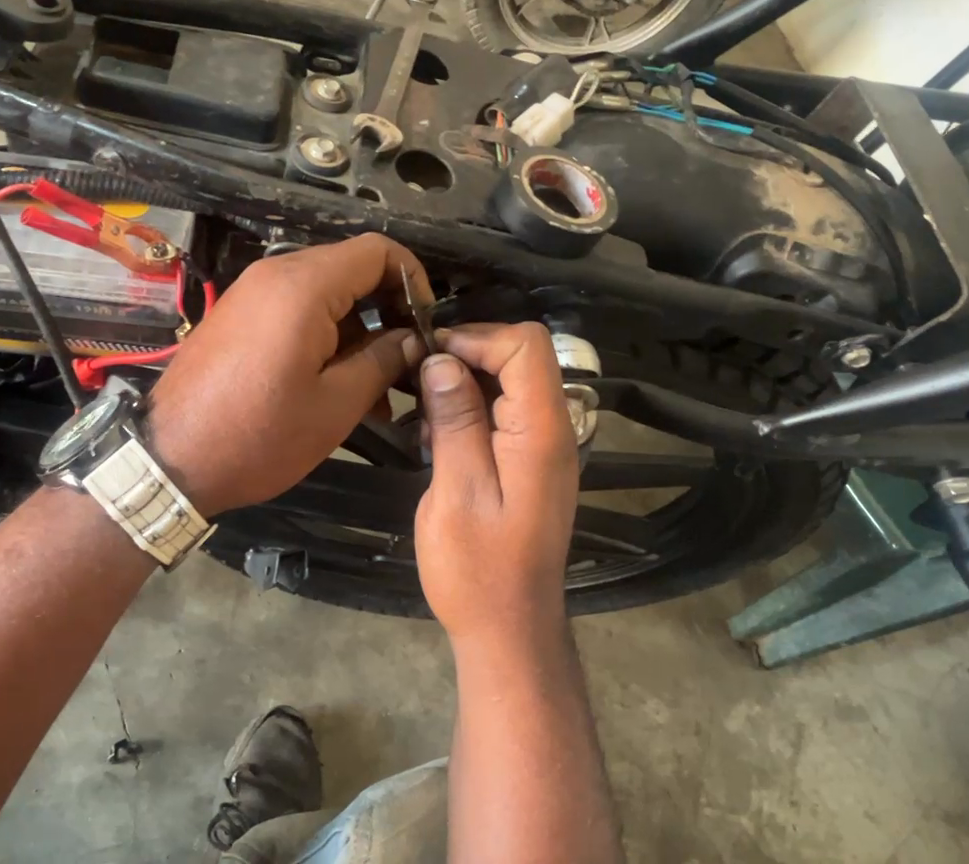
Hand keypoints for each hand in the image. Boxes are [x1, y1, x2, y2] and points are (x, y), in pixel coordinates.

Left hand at [146, 234, 429, 516]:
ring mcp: (252, 292)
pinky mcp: (239, 315)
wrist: (169, 460)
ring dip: (358, 329)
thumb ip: (383, 360)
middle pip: (351, 269)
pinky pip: (295, 309)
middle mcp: (276, 274)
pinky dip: (325, 335)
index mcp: (304, 286)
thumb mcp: (335, 405)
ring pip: (325, 292)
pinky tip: (337, 384)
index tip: (427, 325)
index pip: (378, 250)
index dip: (413, 280)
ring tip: (377, 388)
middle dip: (388, 308)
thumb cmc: (258, 436)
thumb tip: (412, 338)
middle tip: (407, 360)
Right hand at [413, 323, 579, 646]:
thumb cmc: (477, 569)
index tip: (429, 358)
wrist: (508, 631)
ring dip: (462, 387)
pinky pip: (503, 416)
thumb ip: (456, 421)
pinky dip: (468, 414)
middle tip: (416, 384)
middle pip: (520, 359)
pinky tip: (435, 440)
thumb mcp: (457, 491)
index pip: (525, 346)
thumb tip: (442, 361)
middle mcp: (552, 432)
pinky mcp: (528, 466)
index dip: (475, 338)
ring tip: (420, 417)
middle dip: (465, 358)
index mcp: (541, 432)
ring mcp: (543, 450)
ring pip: (508, 385)